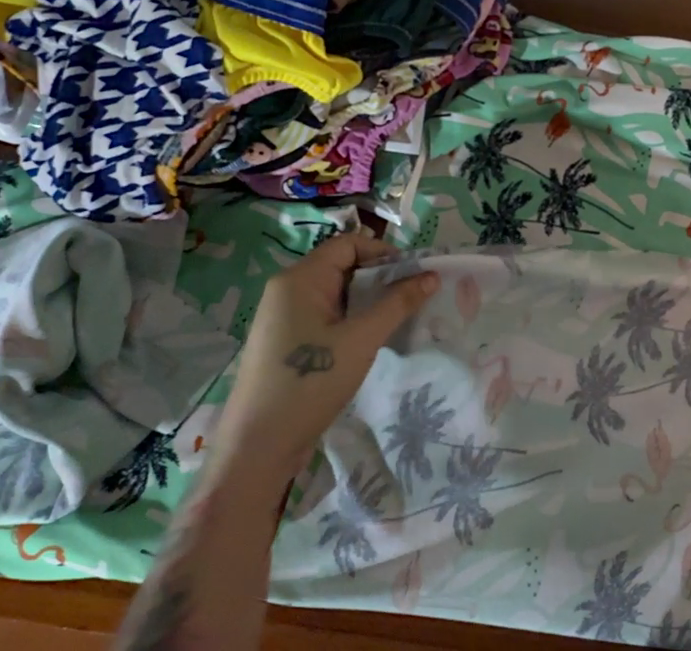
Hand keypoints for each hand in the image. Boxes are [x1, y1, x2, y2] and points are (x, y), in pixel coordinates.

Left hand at [214, 234, 436, 484]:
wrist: (259, 445)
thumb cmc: (310, 382)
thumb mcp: (362, 339)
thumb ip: (398, 303)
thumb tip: (431, 276)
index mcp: (299, 279)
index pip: (348, 244)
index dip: (385, 253)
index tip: (415, 275)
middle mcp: (287, 290)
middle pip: (343, 267)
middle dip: (382, 279)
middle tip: (415, 299)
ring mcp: (284, 318)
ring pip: (337, 294)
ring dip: (370, 302)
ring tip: (400, 320)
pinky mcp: (287, 342)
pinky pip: (327, 317)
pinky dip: (353, 320)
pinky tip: (373, 342)